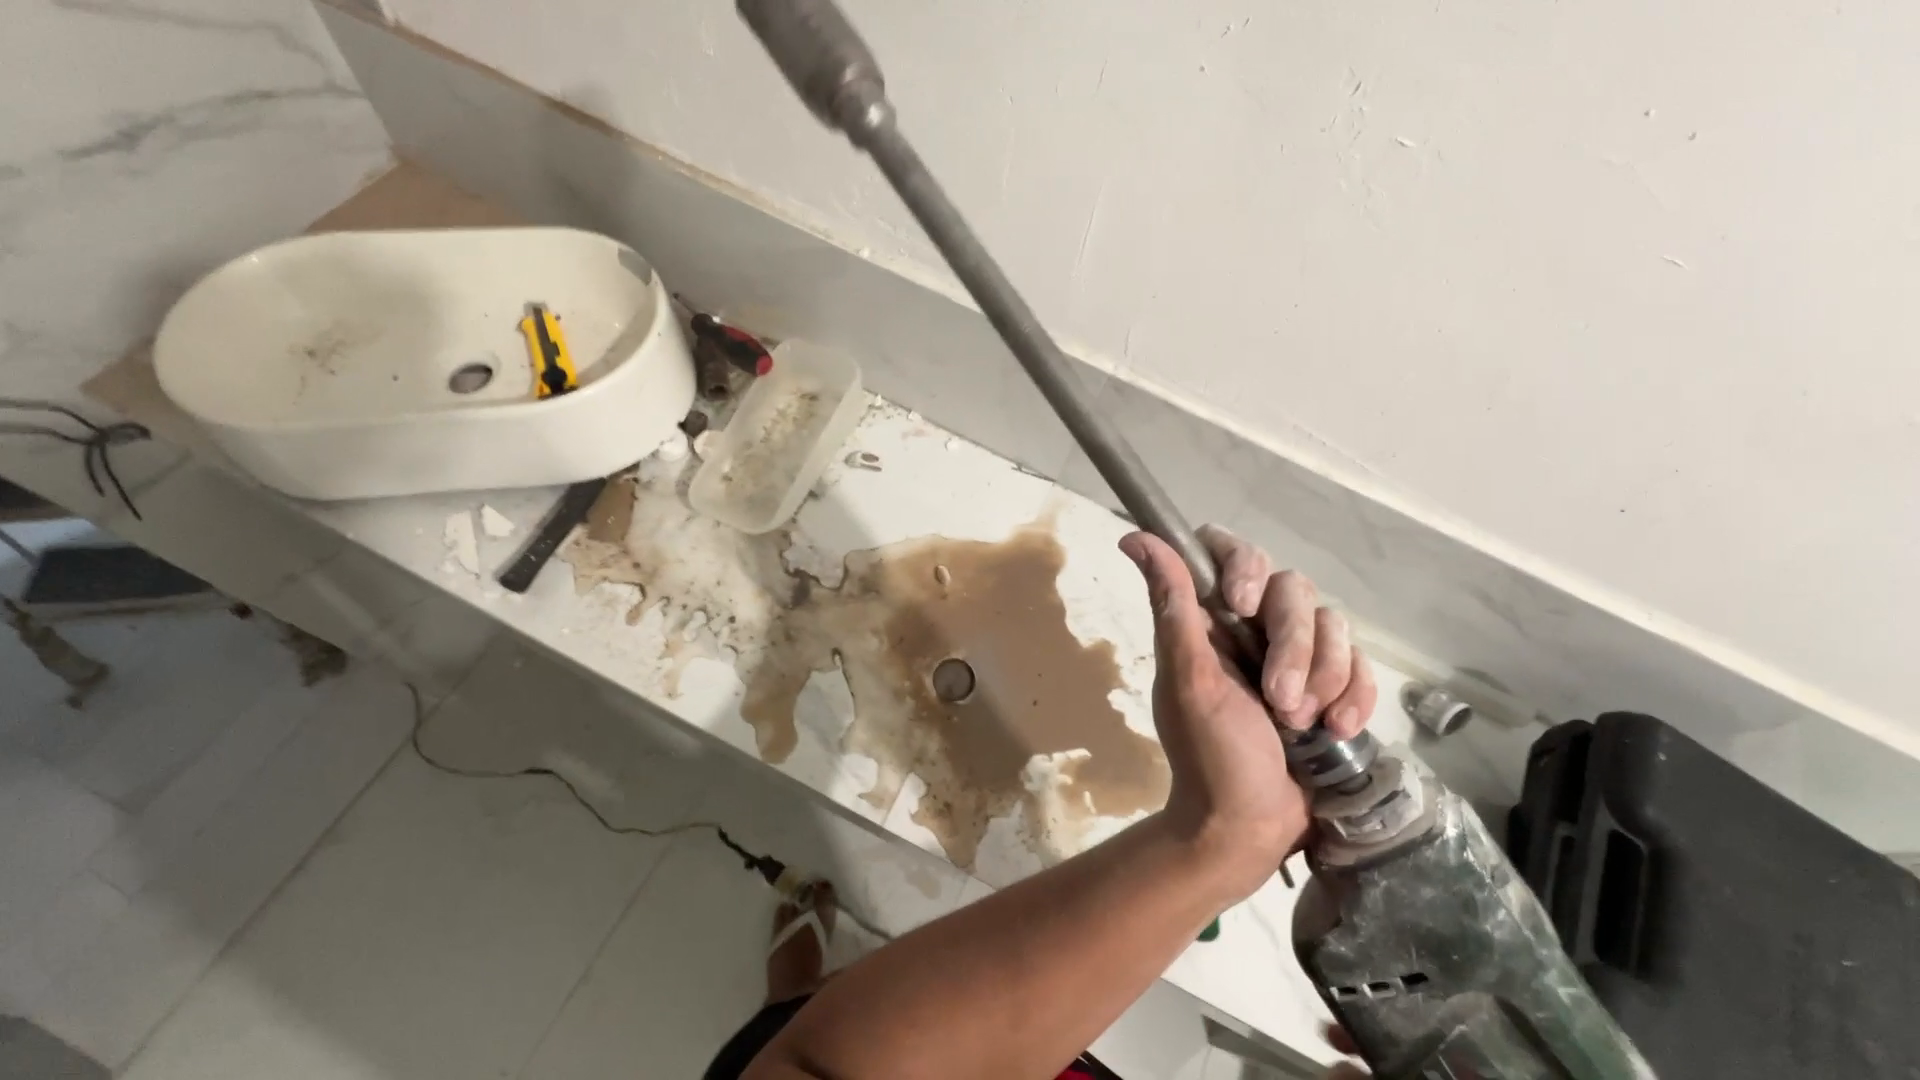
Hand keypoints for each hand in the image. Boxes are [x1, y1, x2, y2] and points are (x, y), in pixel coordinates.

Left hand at [1119, 525, 1377, 890]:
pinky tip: (1337, 730)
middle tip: (1280, 702)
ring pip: (1333, 625)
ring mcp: (1296, 656)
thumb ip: (1172, 607)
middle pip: (1293, 589)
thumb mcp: (1187, 679)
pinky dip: (1355, 696)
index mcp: (1210, 620)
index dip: (1244, 564)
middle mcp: (1253, 628)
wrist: (1249, 827)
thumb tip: (1134, 537)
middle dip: (1292, 647)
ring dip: (1324, 677)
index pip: (1229, 552)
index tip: (1241, 602)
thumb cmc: (1209, 754)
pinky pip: (1361, 664)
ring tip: (1302, 725)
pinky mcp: (1333, 685)